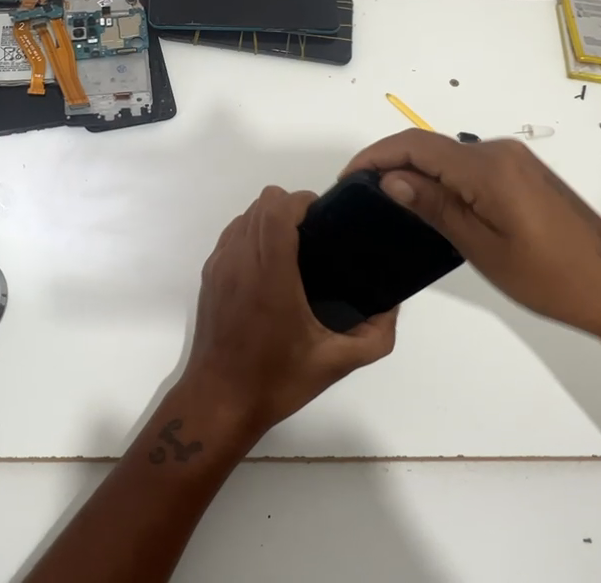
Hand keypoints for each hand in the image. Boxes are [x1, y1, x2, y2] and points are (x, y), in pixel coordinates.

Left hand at [180, 186, 398, 436]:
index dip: (302, 201)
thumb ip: (374, 336)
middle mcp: (240, 260)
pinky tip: (268, 262)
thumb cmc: (276, 379)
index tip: (324, 217)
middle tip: (315, 233)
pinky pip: (231, 234)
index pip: (278, 209)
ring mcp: (219, 265)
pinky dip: (250, 233)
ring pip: (244, 215)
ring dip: (268, 218)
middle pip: (262, 203)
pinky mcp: (208, 275)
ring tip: (293, 246)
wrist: (220, 400)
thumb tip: (392, 307)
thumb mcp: (336, 363)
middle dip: (290, 207)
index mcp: (270, 273)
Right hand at [343, 131, 600, 346]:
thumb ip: (435, 207)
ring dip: (416, 171)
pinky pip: (470, 166)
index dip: (375, 156)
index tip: (347, 178)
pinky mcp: (524, 173)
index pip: (415, 145)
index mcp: (488, 167)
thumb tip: (390, 179)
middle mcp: (500, 151)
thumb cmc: (551, 278)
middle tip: (361, 195)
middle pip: (431, 146)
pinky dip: (442, 177)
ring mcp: (515, 160)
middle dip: (391, 163)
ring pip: (450, 155)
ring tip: (388, 202)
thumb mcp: (483, 248)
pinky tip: (430, 202)